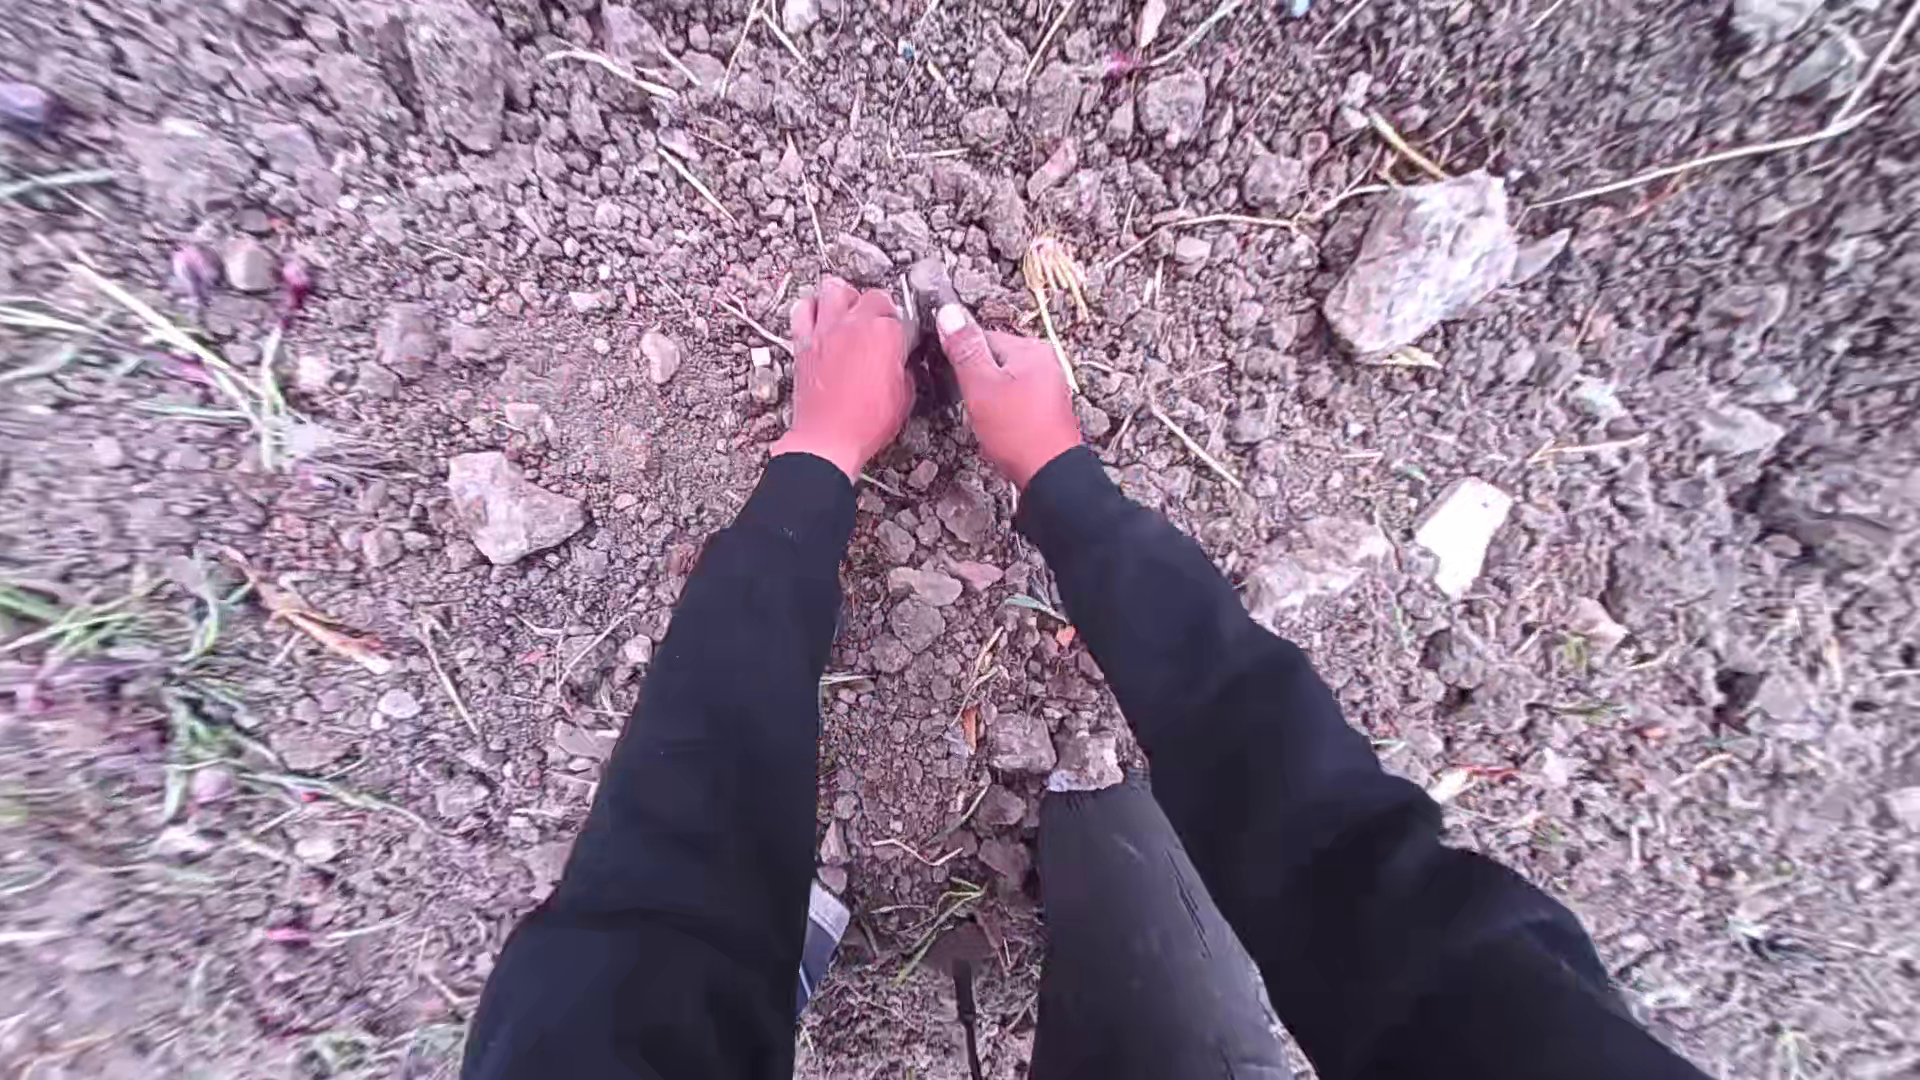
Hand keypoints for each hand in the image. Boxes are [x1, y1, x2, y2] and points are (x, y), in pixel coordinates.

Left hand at [771, 276, 912, 480]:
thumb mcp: (904, 398)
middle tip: (883, 324)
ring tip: (852, 311)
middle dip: (882, 308)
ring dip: (846, 297)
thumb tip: (902, 363)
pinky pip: (803, 308)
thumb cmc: (864, 424)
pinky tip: (822, 318)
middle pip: (872, 295)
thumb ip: (905, 370)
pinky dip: (813, 308)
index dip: (905, 331)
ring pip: (834, 288)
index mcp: (885, 335)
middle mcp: (854, 325)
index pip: (902, 317)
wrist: (828, 440)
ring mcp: (826, 330)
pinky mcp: (804, 342)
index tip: (904, 342)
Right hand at [935, 302, 1080, 488]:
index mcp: (1032, 349)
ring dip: (989, 403)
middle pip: (994, 363)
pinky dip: (1003, 416)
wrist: (1048, 475)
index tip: (957, 380)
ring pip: (1002, 386)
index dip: (963, 361)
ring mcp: (1048, 389)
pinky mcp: (1045, 412)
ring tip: (990, 423)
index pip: (983, 337)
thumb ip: (965, 350)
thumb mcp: (981, 385)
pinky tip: (1000, 432)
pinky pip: (1014, 405)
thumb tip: (949, 314)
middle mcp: (1045, 364)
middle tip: (977, 406)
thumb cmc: (1019, 433)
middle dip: (977, 384)